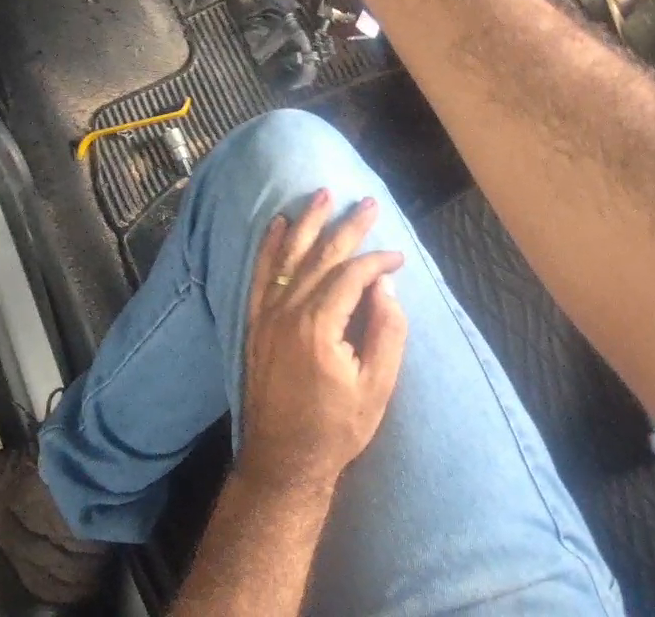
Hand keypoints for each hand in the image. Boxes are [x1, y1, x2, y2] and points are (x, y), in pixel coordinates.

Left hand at [237, 190, 409, 493]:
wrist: (283, 460)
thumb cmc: (336, 428)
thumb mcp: (377, 387)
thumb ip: (386, 331)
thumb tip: (385, 284)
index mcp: (319, 326)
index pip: (351, 275)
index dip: (378, 261)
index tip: (399, 257)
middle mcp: (288, 312)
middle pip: (321, 256)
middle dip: (347, 227)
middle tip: (368, 202)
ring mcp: (266, 316)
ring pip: (288, 257)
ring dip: (307, 223)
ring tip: (322, 193)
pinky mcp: (255, 324)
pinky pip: (260, 275)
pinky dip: (269, 247)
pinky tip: (276, 224)